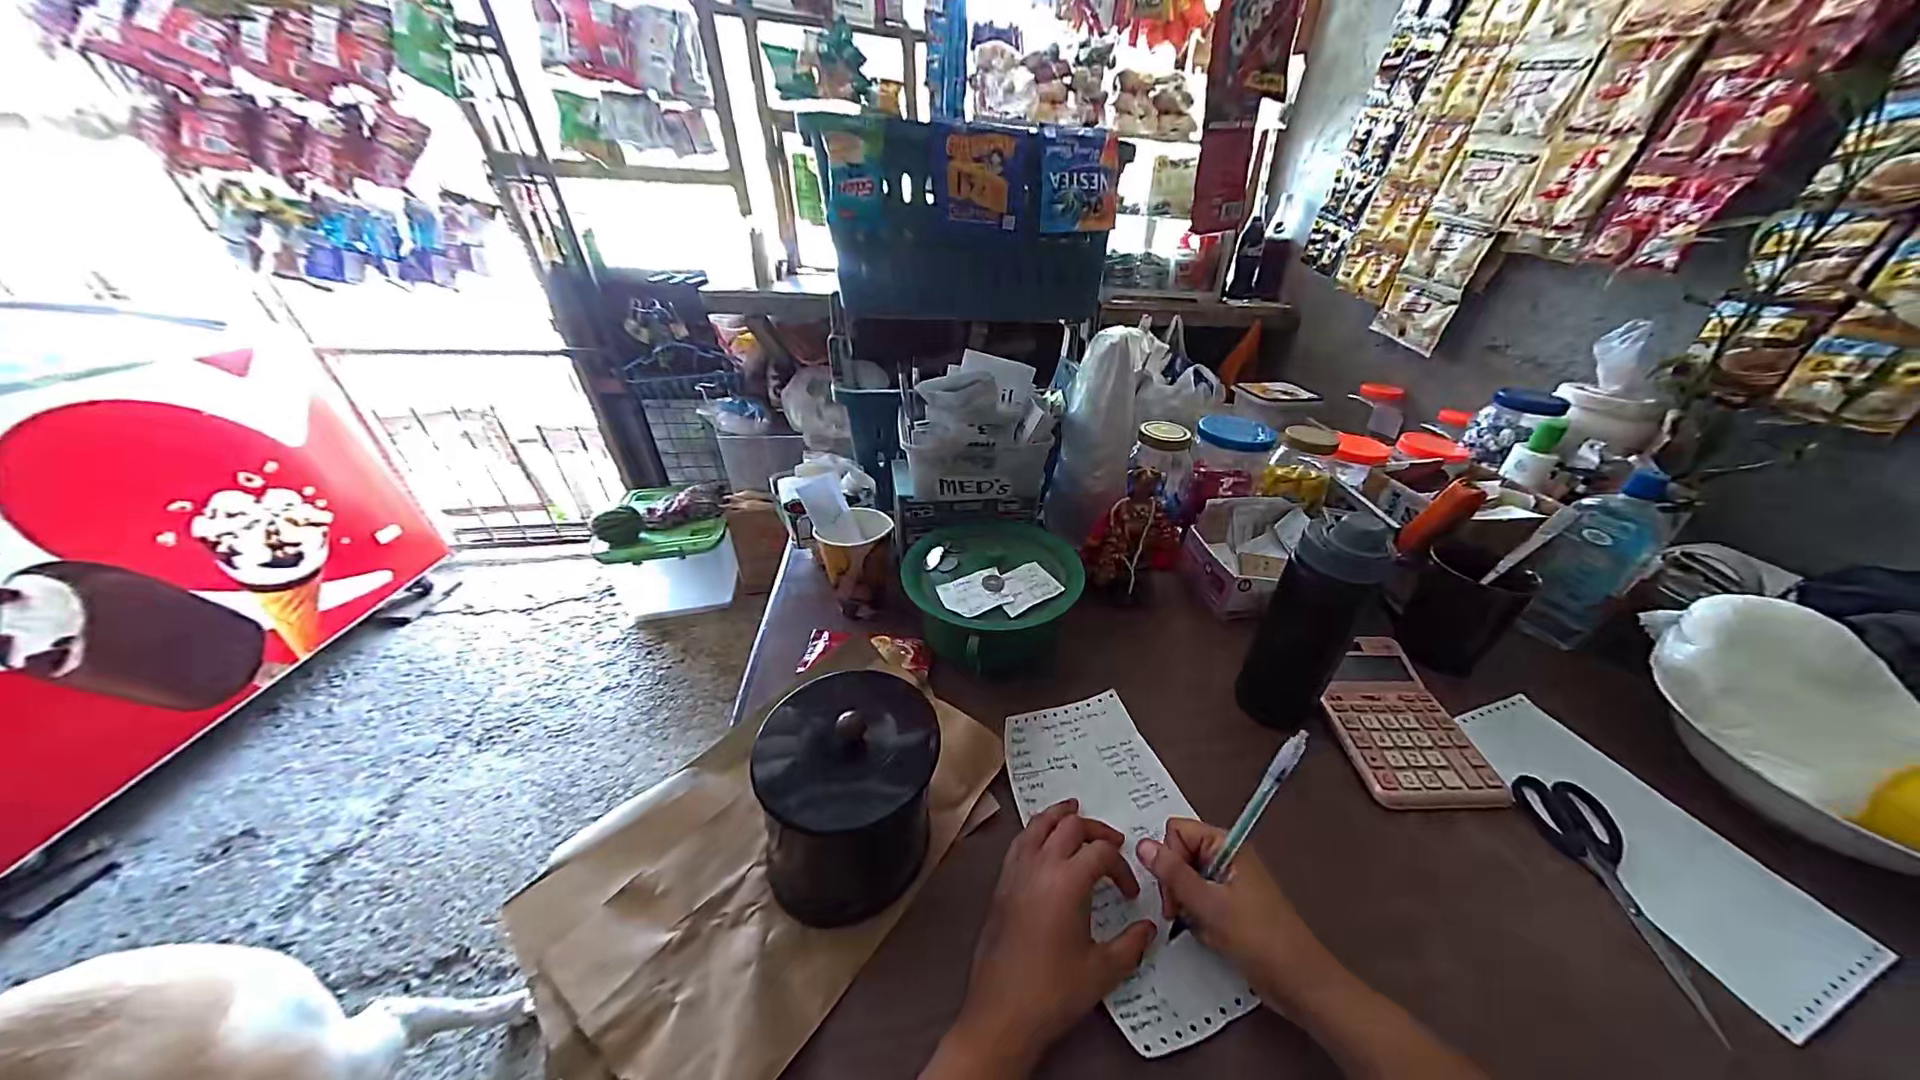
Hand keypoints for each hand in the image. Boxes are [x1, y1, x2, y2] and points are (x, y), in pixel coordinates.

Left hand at [941, 799, 1156, 1074]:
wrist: (1002, 1011)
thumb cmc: (1051, 991)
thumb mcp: (1103, 970)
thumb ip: (1131, 944)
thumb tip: (1147, 929)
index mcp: (1067, 881)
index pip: (1101, 852)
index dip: (1121, 866)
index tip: (1128, 891)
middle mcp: (1040, 866)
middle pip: (1070, 825)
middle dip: (1095, 829)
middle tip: (1111, 840)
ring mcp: (1016, 871)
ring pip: (1039, 824)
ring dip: (1059, 815)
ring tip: (1073, 811)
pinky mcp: (1002, 883)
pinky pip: (1021, 841)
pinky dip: (1036, 830)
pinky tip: (1042, 840)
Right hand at [1136, 818, 1334, 1012]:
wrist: (1302, 986)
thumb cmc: (1260, 940)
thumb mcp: (1210, 906)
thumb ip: (1173, 874)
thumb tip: (1142, 844)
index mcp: (1227, 845)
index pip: (1177, 831)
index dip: (1168, 856)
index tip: (1172, 890)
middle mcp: (1227, 856)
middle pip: (1179, 853)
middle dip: (1174, 883)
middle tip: (1179, 912)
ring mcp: (1228, 881)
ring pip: (1186, 878)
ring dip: (1185, 903)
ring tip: (1199, 926)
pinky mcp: (1229, 904)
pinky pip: (1198, 898)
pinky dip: (1195, 915)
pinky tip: (1207, 933)